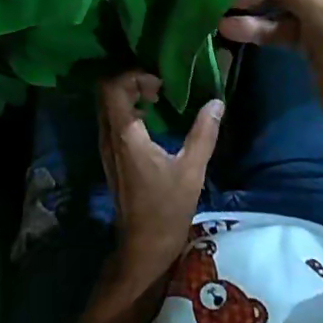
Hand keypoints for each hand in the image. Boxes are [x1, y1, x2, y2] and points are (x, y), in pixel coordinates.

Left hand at [96, 71, 222, 286]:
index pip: (112, 87)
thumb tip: (216, 102)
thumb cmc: (167, 209)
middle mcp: (108, 135)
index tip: (159, 83)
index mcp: (125, 134)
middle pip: (106, 91)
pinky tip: (149, 120)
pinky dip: (125, 109)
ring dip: (127, 94)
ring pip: (106, 104)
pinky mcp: (109, 155)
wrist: (142, 247)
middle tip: (158, 87)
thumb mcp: (191, 171)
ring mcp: (105, 145)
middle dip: (130, 81)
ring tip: (156, 100)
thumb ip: (203, 133)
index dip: (133, 76)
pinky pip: (110, 119)